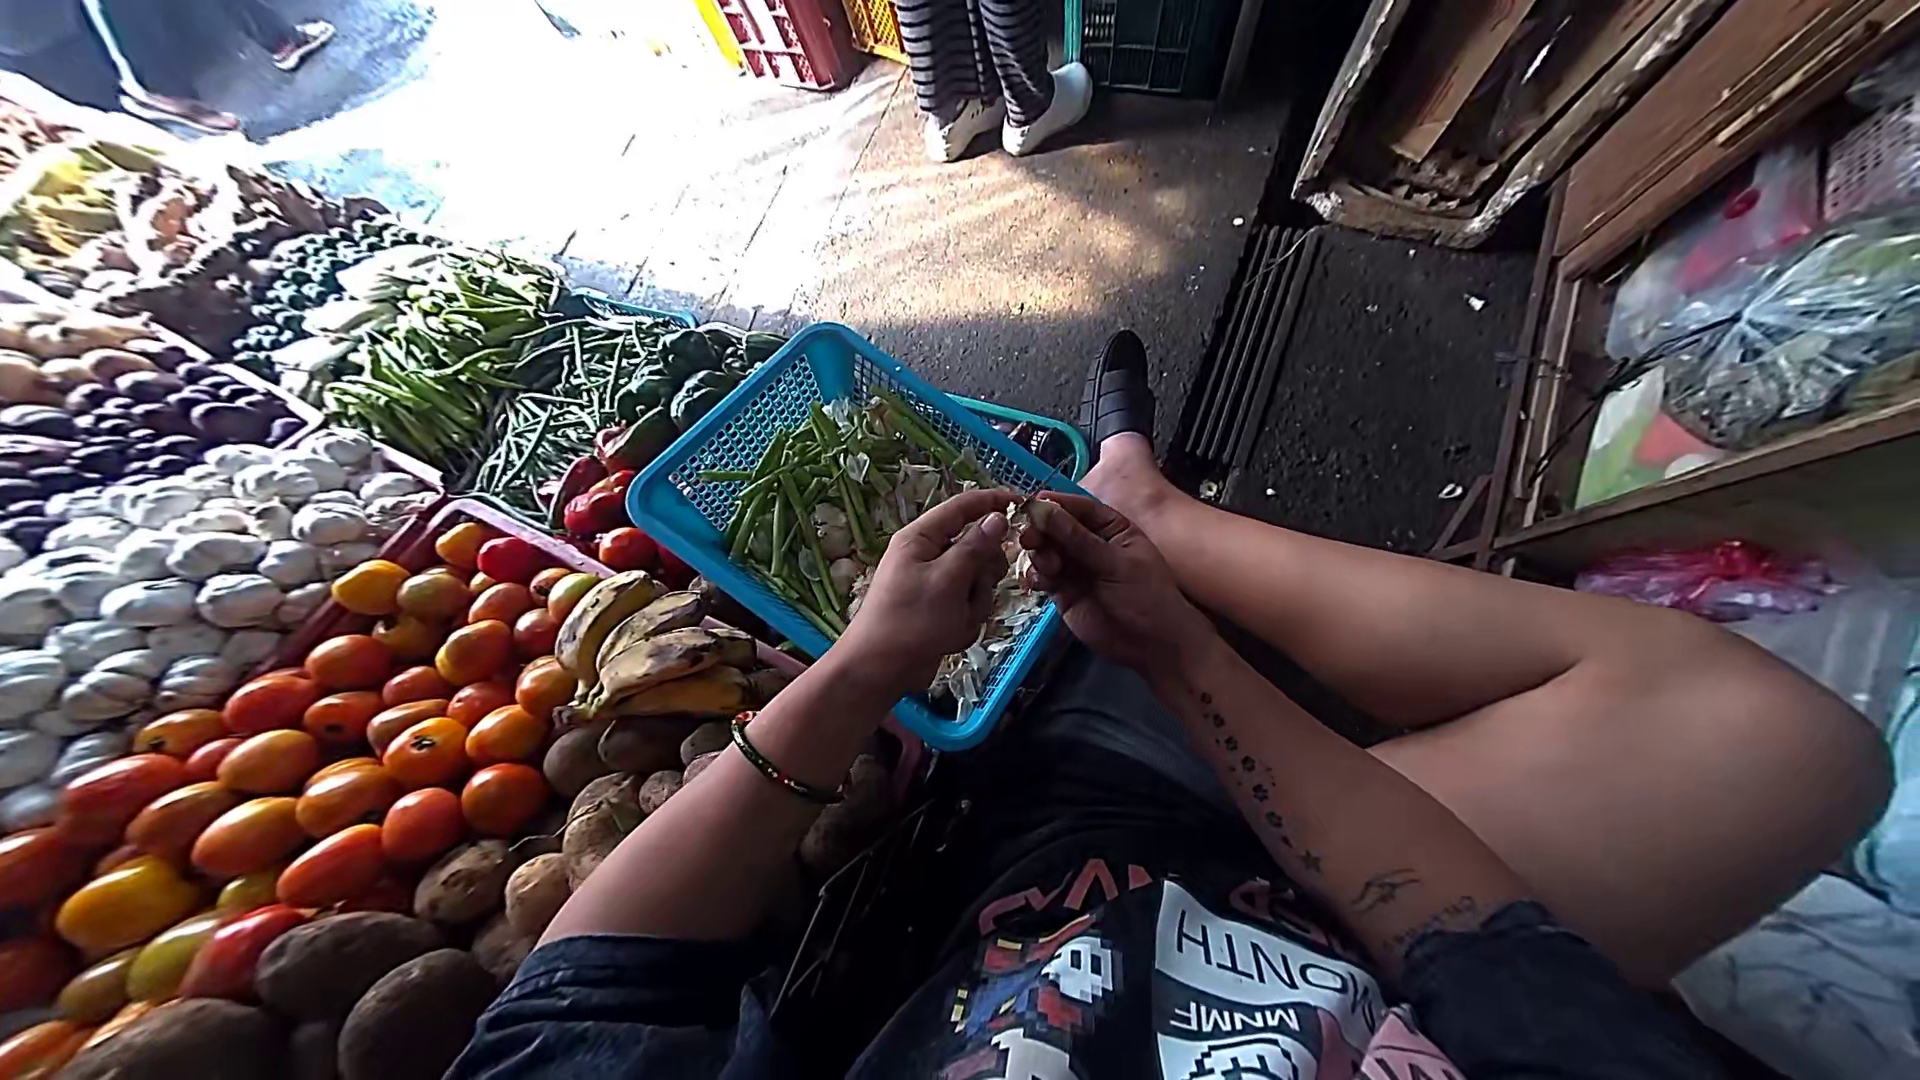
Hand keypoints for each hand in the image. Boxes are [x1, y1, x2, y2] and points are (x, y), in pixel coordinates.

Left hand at [836, 487, 1013, 696]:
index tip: (1025, 504)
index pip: (964, 506)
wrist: (880, 671)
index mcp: (922, 537)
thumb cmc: (910, 620)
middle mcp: (929, 555)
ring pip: (978, 580)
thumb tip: (998, 517)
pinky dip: (965, 620)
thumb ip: (976, 547)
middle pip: (978, 548)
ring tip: (956, 620)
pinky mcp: (940, 608)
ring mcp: (936, 583)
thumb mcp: (948, 579)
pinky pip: (969, 604)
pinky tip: (950, 635)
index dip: (994, 502)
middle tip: (975, 589)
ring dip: (975, 602)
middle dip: (983, 573)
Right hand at [1018, 493, 1214, 676]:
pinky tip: (1039, 583)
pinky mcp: (1062, 590)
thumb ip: (1077, 538)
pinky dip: (1036, 575)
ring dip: (1039, 554)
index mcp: (1110, 527)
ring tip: (1049, 568)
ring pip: (1045, 550)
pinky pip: (1042, 575)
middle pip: (1055, 527)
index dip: (1054, 504)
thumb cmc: (1145, 596)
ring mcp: (1074, 566)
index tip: (1030, 504)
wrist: (1150, 645)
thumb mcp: (1115, 563)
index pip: (1077, 507)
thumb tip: (1043, 509)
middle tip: (1029, 539)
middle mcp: (1088, 542)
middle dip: (1040, 530)